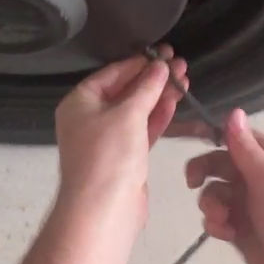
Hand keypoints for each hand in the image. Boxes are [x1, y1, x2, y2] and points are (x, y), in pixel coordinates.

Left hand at [54, 49, 187, 219]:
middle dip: (153, 78)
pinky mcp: (124, 157)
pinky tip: (174, 102)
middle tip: (180, 64)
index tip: (163, 53)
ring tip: (185, 79)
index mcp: (79, 103)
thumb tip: (160, 67)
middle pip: (124, 91)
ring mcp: (107, 139)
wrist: (104, 210)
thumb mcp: (128, 114)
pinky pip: (141, 129)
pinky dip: (157, 116)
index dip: (138, 63)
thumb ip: (146, 88)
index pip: (111, 74)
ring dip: (159, 96)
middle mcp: (89, 118)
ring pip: (136, 110)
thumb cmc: (107, 156)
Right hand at [185, 110, 263, 263]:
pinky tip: (225, 232)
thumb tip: (233, 110)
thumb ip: (246, 148)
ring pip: (216, 193)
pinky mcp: (242, 231)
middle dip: (204, 172)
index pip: (240, 139)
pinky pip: (219, 219)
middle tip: (192, 181)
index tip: (193, 141)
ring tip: (220, 218)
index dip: (217, 138)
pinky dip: (217, 224)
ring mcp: (251, 206)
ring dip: (211, 203)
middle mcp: (260, 180)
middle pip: (221, 165)